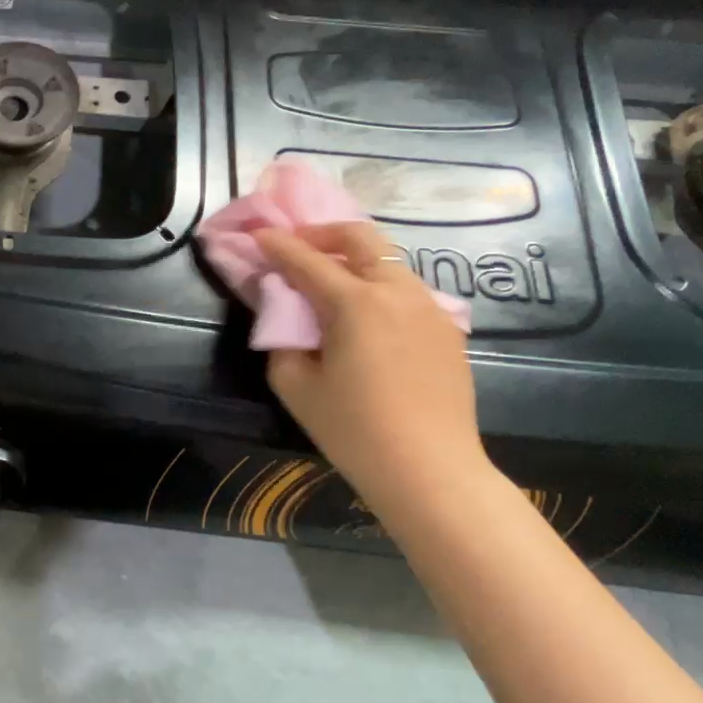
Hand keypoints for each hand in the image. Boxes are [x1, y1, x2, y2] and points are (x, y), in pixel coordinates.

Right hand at [255, 222, 485, 495]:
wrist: (428, 468)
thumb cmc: (351, 427)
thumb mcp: (294, 383)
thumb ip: (282, 339)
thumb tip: (285, 317)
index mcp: (355, 302)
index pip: (305, 259)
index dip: (276, 244)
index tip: (256, 234)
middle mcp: (397, 292)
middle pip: (361, 238)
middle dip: (322, 234)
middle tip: (296, 247)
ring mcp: (429, 308)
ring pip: (388, 261)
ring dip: (352, 259)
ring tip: (326, 282)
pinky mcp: (446, 329)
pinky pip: (405, 290)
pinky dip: (376, 285)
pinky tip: (361, 316)